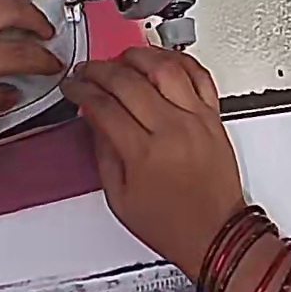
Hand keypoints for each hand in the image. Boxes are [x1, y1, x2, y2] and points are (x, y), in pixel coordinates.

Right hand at [62, 47, 243, 271]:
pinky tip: (162, 59)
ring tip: (121, 59)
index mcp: (144, 154)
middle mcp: (173, 130)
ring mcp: (196, 119)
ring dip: (136, 56)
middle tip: (88, 71)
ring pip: (164, 67)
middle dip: (99, 70)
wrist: (217, 235)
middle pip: (128, 81)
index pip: (103, 105)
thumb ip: (103, 153)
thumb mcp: (120, 198)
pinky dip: (178, 60)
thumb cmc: (173, 224)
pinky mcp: (213, 116)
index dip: (81, 90)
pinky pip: (198, 74)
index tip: (73, 87)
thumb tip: (94, 118)